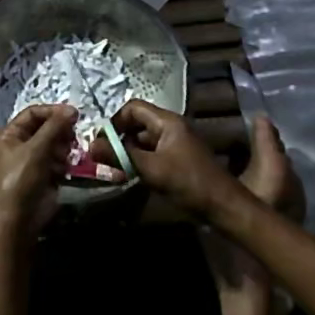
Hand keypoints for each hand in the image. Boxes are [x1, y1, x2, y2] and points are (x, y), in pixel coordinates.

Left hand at [0, 104, 75, 237]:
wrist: (20, 219)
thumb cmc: (21, 179)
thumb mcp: (36, 149)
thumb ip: (54, 127)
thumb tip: (72, 110)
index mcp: (10, 134)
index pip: (33, 113)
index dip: (53, 111)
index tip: (74, 114)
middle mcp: (20, 143)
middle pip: (46, 127)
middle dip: (60, 132)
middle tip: (72, 138)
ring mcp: (33, 159)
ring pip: (55, 143)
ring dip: (63, 148)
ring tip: (65, 157)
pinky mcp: (45, 173)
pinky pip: (59, 159)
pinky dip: (64, 161)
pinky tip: (65, 169)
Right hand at [109, 100, 243, 218]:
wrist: (223, 206)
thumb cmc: (188, 182)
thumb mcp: (151, 168)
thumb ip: (121, 156)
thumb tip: (92, 145)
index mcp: (167, 122)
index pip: (133, 108)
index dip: (114, 121)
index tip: (101, 141)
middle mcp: (171, 127)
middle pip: (136, 124)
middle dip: (117, 138)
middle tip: (102, 158)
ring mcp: (174, 144)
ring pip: (142, 141)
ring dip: (126, 153)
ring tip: (113, 170)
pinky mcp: (176, 160)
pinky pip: (150, 154)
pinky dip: (137, 162)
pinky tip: (128, 177)